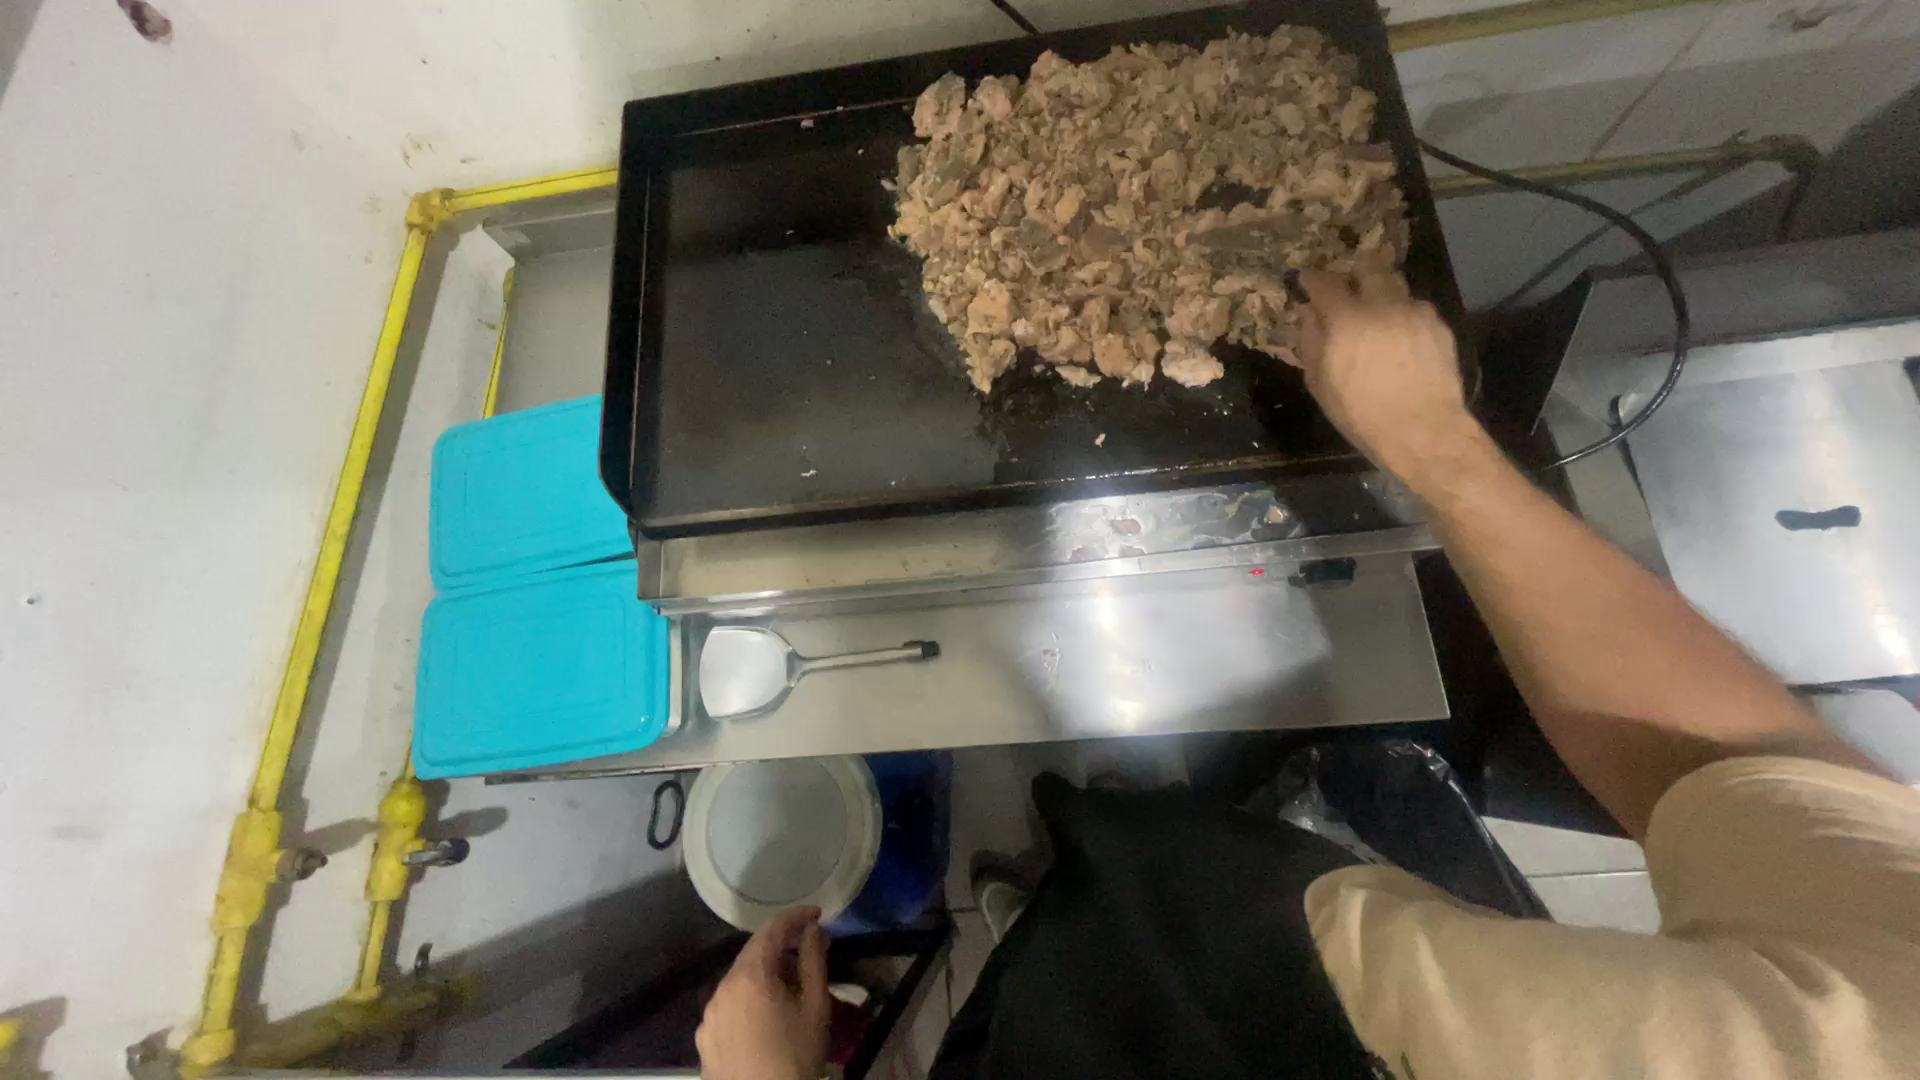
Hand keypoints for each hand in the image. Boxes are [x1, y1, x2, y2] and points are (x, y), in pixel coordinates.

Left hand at [697, 906, 830, 1079]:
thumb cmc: (796, 1058)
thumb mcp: (815, 1006)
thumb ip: (813, 959)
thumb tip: (811, 930)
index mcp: (750, 977)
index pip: (772, 929)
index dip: (796, 916)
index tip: (818, 914)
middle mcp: (722, 989)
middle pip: (753, 952)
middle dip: (782, 942)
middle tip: (809, 944)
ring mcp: (709, 1017)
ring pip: (739, 978)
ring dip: (765, 969)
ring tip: (792, 979)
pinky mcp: (704, 1040)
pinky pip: (729, 1004)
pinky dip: (749, 995)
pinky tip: (768, 1011)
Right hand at [1292, 269, 1477, 481]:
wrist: (1420, 428)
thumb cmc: (1358, 412)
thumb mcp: (1319, 382)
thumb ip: (1310, 341)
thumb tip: (1308, 313)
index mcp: (1348, 319)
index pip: (1325, 284)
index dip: (1312, 279)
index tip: (1306, 280)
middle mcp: (1384, 305)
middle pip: (1370, 267)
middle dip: (1354, 271)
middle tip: (1346, 284)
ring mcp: (1416, 312)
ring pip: (1396, 285)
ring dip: (1381, 290)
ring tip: (1375, 309)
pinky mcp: (1439, 325)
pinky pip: (1416, 308)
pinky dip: (1402, 313)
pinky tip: (1399, 335)